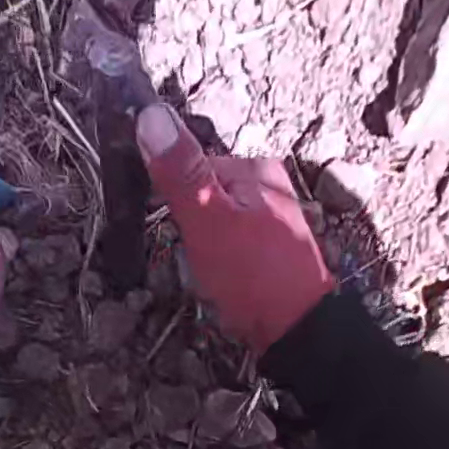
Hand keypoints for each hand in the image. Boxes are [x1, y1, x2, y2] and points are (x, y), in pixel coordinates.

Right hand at [135, 104, 333, 352]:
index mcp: (256, 169)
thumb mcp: (208, 220)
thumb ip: (181, 173)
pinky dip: (226, 269)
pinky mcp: (277, 254)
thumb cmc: (254, 276)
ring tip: (219, 279)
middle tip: (205, 261)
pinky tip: (232, 287)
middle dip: (195, 233)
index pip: (194, 169)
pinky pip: (235, 252)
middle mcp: (271, 188)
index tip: (183, 231)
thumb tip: (151, 116)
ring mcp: (276, 222)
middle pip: (206, 200)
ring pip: (218, 230)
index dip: (178, 203)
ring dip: (208, 256)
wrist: (298, 332)